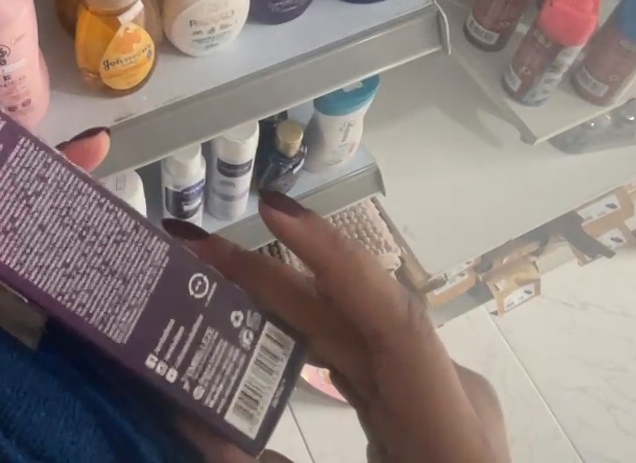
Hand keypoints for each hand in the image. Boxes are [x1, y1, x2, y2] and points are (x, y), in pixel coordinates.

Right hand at [162, 191, 509, 462]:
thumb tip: (190, 418)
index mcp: (445, 426)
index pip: (391, 317)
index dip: (330, 255)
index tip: (269, 209)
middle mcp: (444, 391)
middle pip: (347, 313)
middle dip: (268, 273)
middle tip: (194, 246)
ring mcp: (429, 394)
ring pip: (346, 326)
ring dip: (280, 297)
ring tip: (213, 273)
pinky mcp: (413, 407)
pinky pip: (353, 352)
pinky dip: (304, 332)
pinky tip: (261, 317)